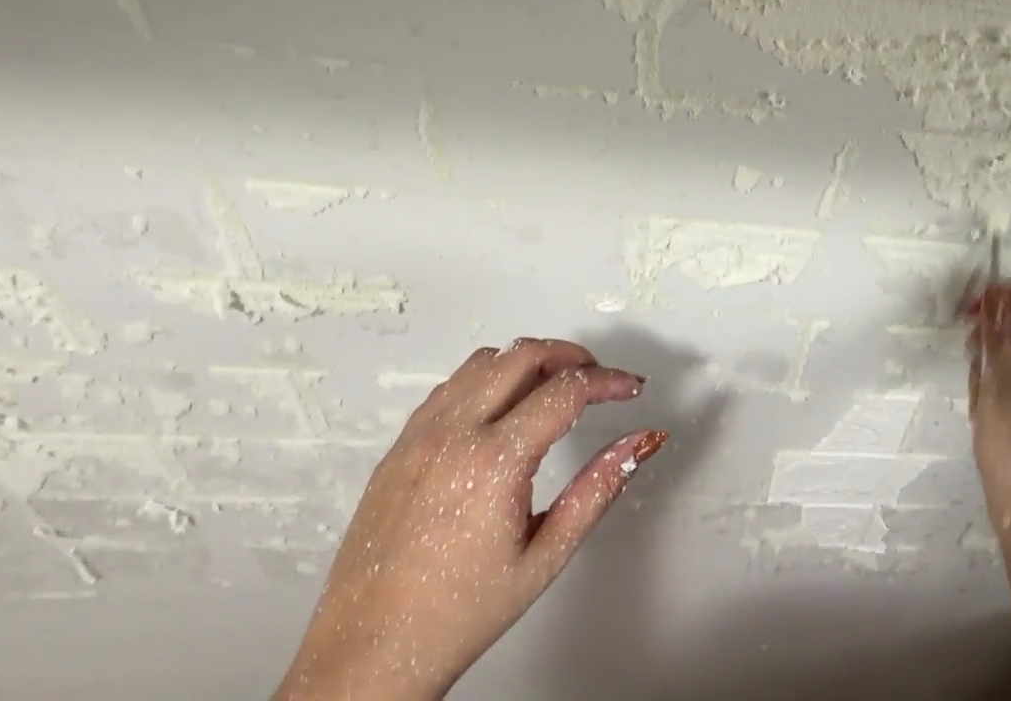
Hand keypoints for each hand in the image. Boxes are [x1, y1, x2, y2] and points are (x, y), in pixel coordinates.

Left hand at [275, 339, 666, 699]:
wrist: (368, 655)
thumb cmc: (460, 614)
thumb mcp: (547, 554)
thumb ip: (600, 487)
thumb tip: (642, 441)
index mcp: (493, 462)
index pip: (566, 390)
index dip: (609, 381)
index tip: (632, 388)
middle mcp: (452, 436)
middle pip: (523, 355)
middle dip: (571, 356)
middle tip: (599, 379)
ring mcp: (417, 438)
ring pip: (483, 361)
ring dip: (527, 361)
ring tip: (556, 389)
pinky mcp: (397, 449)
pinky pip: (449, 387)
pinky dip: (488, 379)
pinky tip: (505, 410)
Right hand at [963, 282, 1010, 543]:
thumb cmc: (1010, 451)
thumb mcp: (997, 390)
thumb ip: (997, 341)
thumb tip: (995, 299)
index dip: (998, 299)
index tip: (967, 312)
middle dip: (990, 340)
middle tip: (973, 370)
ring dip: (989, 367)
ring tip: (979, 401)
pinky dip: (995, 385)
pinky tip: (984, 411)